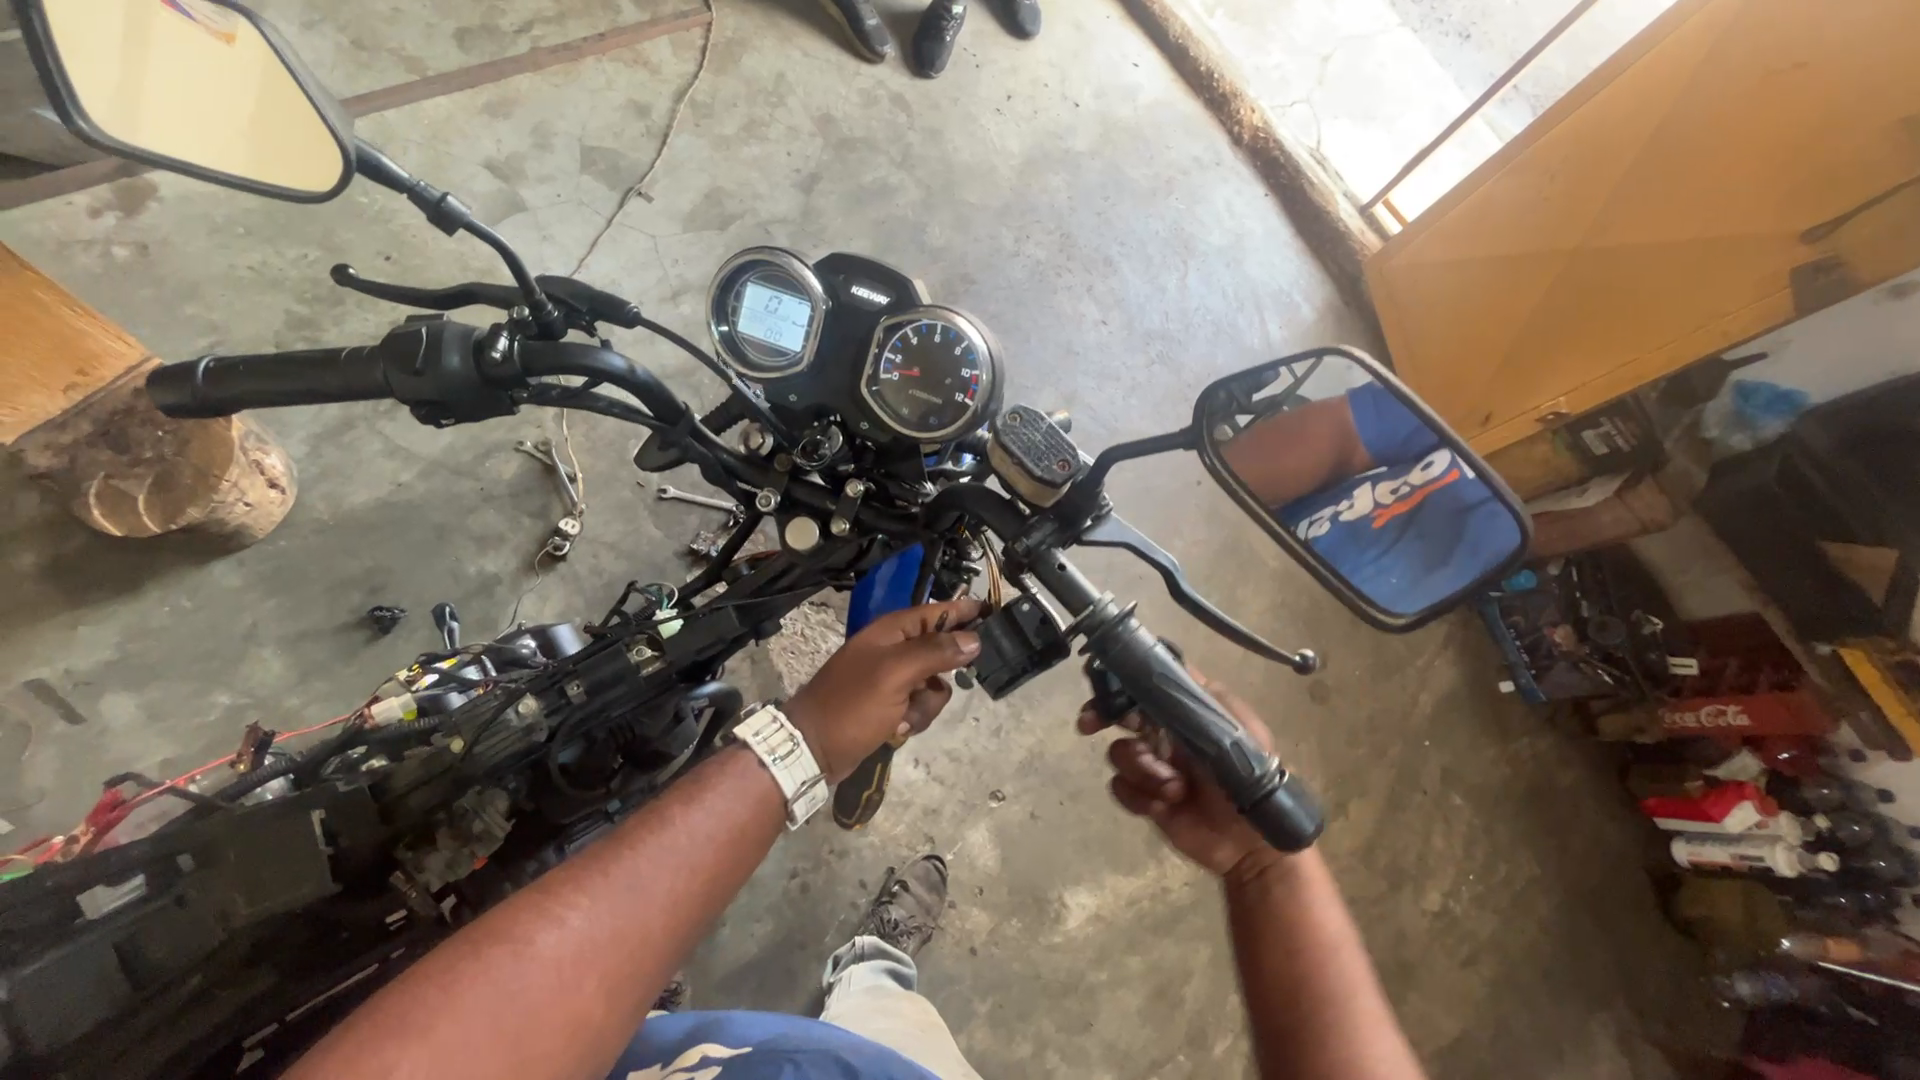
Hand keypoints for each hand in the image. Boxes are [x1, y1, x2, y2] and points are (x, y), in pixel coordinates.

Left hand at [786, 597, 982, 783]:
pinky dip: (915, 717)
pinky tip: (897, 728)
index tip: (992, 612)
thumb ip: (935, 652)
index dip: (964, 611)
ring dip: (927, 704)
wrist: (814, 748)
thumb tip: (973, 639)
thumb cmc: (852, 704)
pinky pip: (921, 705)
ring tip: (904, 716)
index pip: (937, 612)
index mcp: (892, 631)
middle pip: (942, 651)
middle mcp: (894, 649)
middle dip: (941, 675)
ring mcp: (892, 678)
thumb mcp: (895, 674)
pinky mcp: (891, 704)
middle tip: (930, 687)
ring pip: (935, 684)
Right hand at [1077, 671, 1282, 881]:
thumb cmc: (1250, 774)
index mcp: (1184, 711)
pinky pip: (1120, 788)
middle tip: (1089, 723)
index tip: (1101, 679)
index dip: (1121, 679)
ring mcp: (1151, 766)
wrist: (1252, 838)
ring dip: (1143, 770)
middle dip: (1101, 714)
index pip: (1145, 685)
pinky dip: (1140, 796)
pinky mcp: (1145, 798)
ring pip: (1118, 753)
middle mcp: (1163, 733)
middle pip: (1118, 714)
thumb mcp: (1235, 725)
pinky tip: (1166, 805)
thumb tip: (1167, 661)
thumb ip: (1199, 694)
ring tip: (1174, 788)